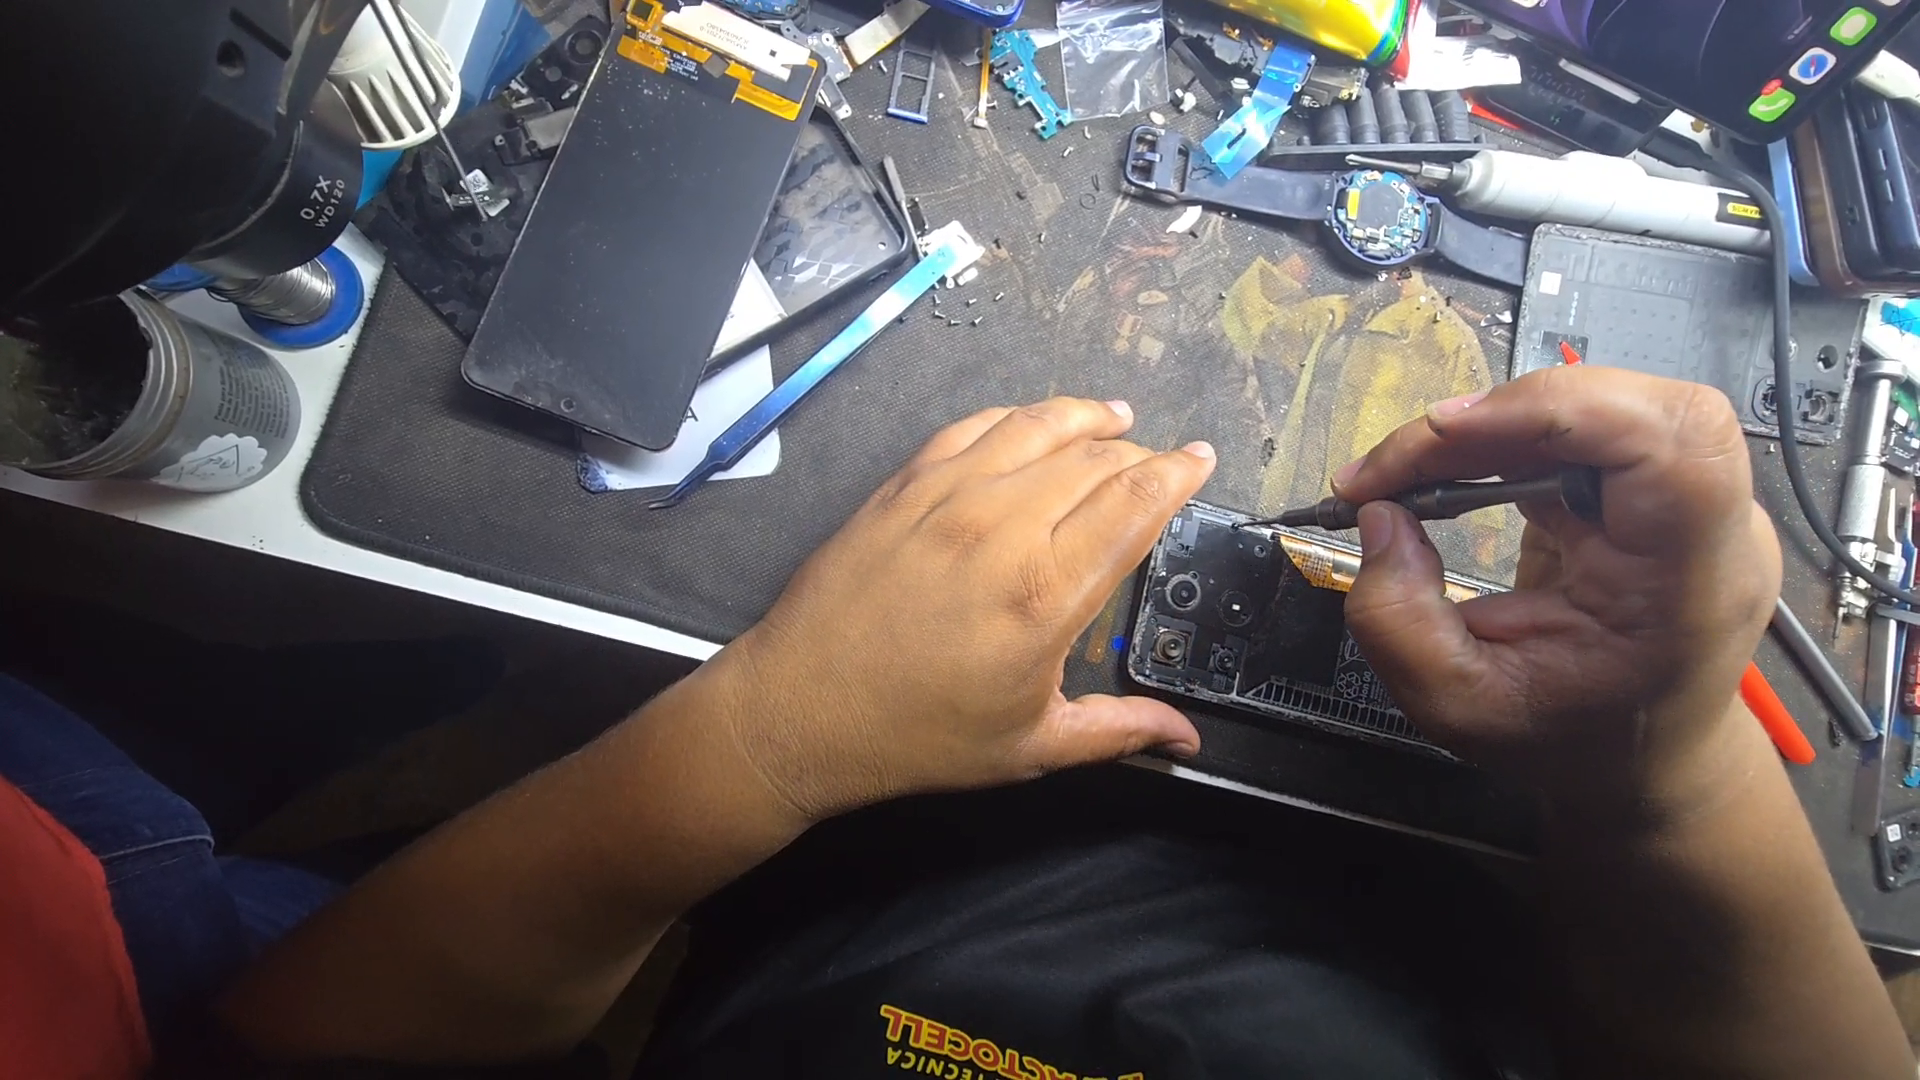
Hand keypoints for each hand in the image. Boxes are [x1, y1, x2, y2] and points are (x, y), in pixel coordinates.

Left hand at [694, 397, 1216, 822]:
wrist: (802, 709)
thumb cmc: (918, 736)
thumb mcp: (1030, 747)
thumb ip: (1118, 730)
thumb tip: (1188, 742)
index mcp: (1048, 593)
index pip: (1134, 504)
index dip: (1177, 473)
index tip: (1201, 458)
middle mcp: (1004, 527)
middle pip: (1095, 458)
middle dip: (1140, 451)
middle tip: (1156, 459)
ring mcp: (949, 496)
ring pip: (1038, 427)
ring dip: (1086, 415)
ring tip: (1115, 415)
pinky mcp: (905, 484)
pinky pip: (974, 427)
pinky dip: (1016, 416)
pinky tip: (1032, 420)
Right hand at [1335, 368, 1781, 818]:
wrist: (1636, 759)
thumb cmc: (1559, 740)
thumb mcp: (1450, 703)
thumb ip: (1395, 619)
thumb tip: (1380, 516)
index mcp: (1682, 583)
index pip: (1666, 443)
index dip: (1550, 411)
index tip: (1438, 434)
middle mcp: (1702, 528)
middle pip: (1627, 408)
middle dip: (1496, 416)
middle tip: (1395, 467)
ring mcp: (1675, 506)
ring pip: (1592, 409)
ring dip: (1481, 428)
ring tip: (1399, 473)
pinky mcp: (1635, 497)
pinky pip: (1569, 434)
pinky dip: (1490, 439)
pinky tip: (1438, 472)